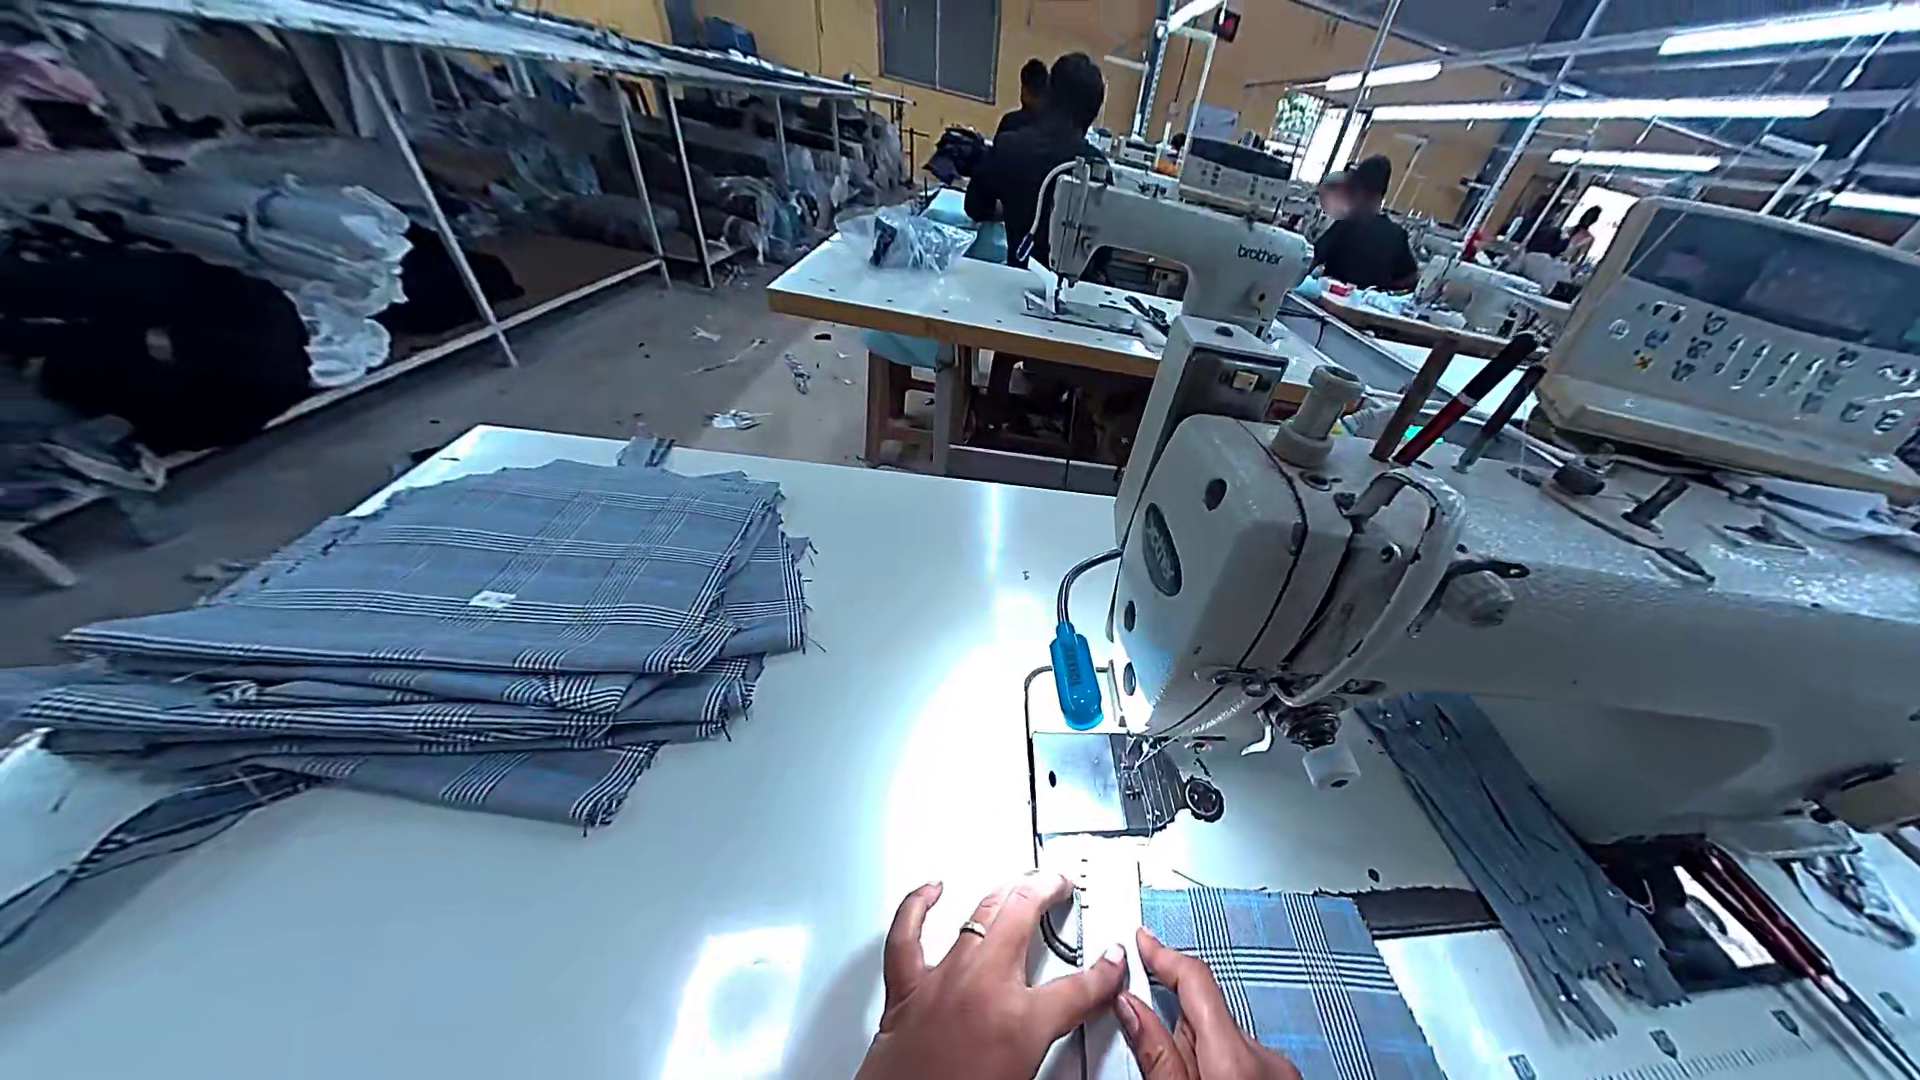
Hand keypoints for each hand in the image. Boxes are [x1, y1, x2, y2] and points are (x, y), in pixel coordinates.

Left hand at [854, 873, 1127, 1079]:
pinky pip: (907, 933)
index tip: (1111, 961)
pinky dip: (917, 906)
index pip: (1077, 990)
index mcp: (1019, 1022)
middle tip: (1060, 882)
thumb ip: (1047, 1048)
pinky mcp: (907, 986)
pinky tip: (930, 889)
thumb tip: (1059, 1042)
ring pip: (978, 913)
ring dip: (1002, 891)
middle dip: (1047, 889)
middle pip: (1022, 914)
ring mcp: (943, 978)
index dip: (1102, 974)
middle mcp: (982, 986)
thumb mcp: (1025, 1079)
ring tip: (1018, 880)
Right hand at [1113, 927, 1302, 1079]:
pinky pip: (1244, 1059)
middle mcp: (1267, 1057)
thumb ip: (1156, 1052)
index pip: (1195, 977)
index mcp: (1237, 1057)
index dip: (1164, 954)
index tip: (1143, 939)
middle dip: (1178, 1023)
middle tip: (1157, 1059)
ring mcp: (1282, 1072)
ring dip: (1201, 1050)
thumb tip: (1129, 1004)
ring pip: (1224, 1037)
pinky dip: (1223, 1066)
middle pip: (1206, 1010)